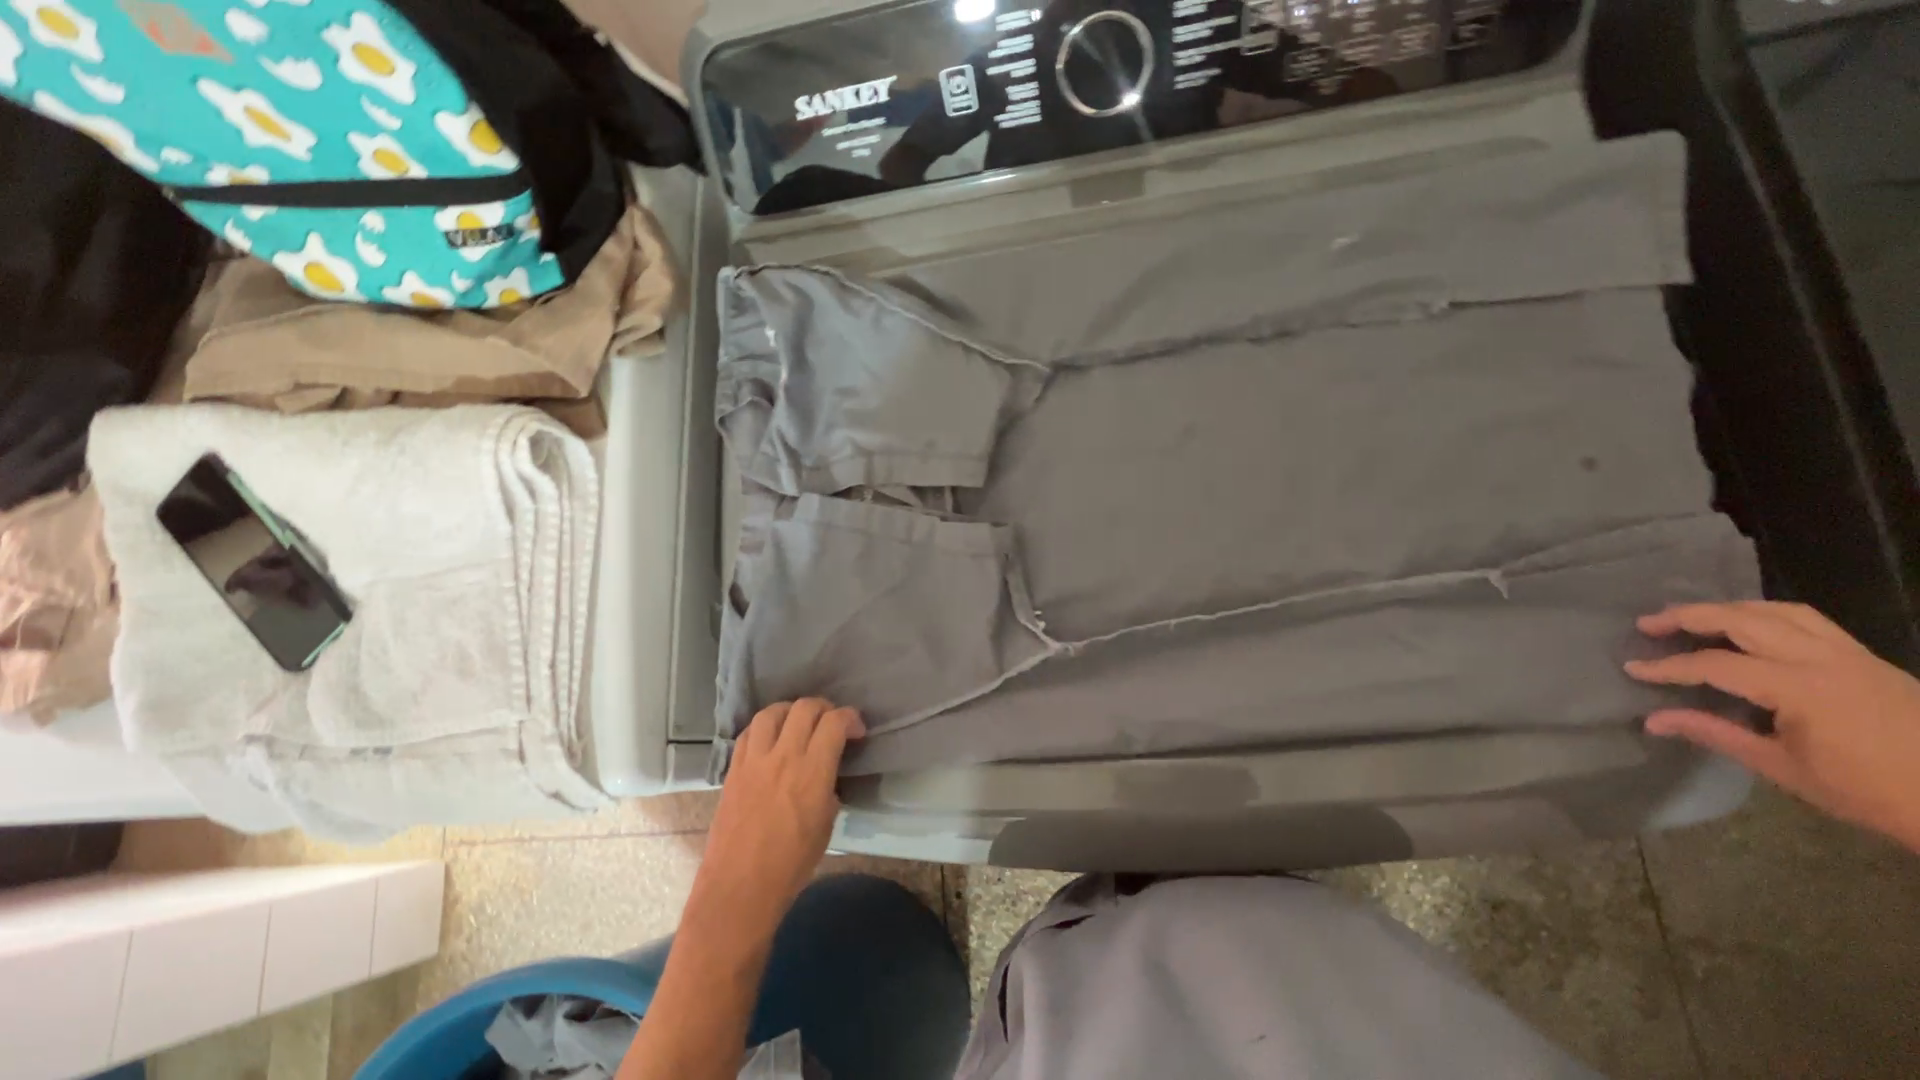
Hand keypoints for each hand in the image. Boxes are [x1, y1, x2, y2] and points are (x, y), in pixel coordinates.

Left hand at [623, 699, 863, 1079]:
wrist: (740, 886)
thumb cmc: (792, 864)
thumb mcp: (826, 824)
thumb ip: (828, 788)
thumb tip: (826, 773)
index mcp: (812, 772)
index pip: (834, 722)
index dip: (851, 718)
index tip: (857, 731)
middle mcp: (783, 756)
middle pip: (804, 708)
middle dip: (824, 709)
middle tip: (832, 724)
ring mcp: (754, 760)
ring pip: (773, 712)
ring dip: (791, 711)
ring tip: (800, 723)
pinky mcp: (733, 769)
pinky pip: (750, 732)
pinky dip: (766, 726)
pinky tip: (772, 738)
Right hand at [1627, 601, 1919, 851]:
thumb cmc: (1865, 791)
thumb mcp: (1782, 768)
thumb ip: (1715, 733)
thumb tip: (1654, 719)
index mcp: (1801, 689)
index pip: (1717, 665)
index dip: (1670, 667)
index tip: (1633, 669)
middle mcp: (1823, 659)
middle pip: (1744, 620)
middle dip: (1690, 616)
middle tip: (1649, 624)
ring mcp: (1850, 653)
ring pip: (1777, 611)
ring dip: (1728, 609)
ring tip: (1693, 617)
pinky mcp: (1865, 657)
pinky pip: (1808, 619)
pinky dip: (1767, 614)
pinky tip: (1749, 626)